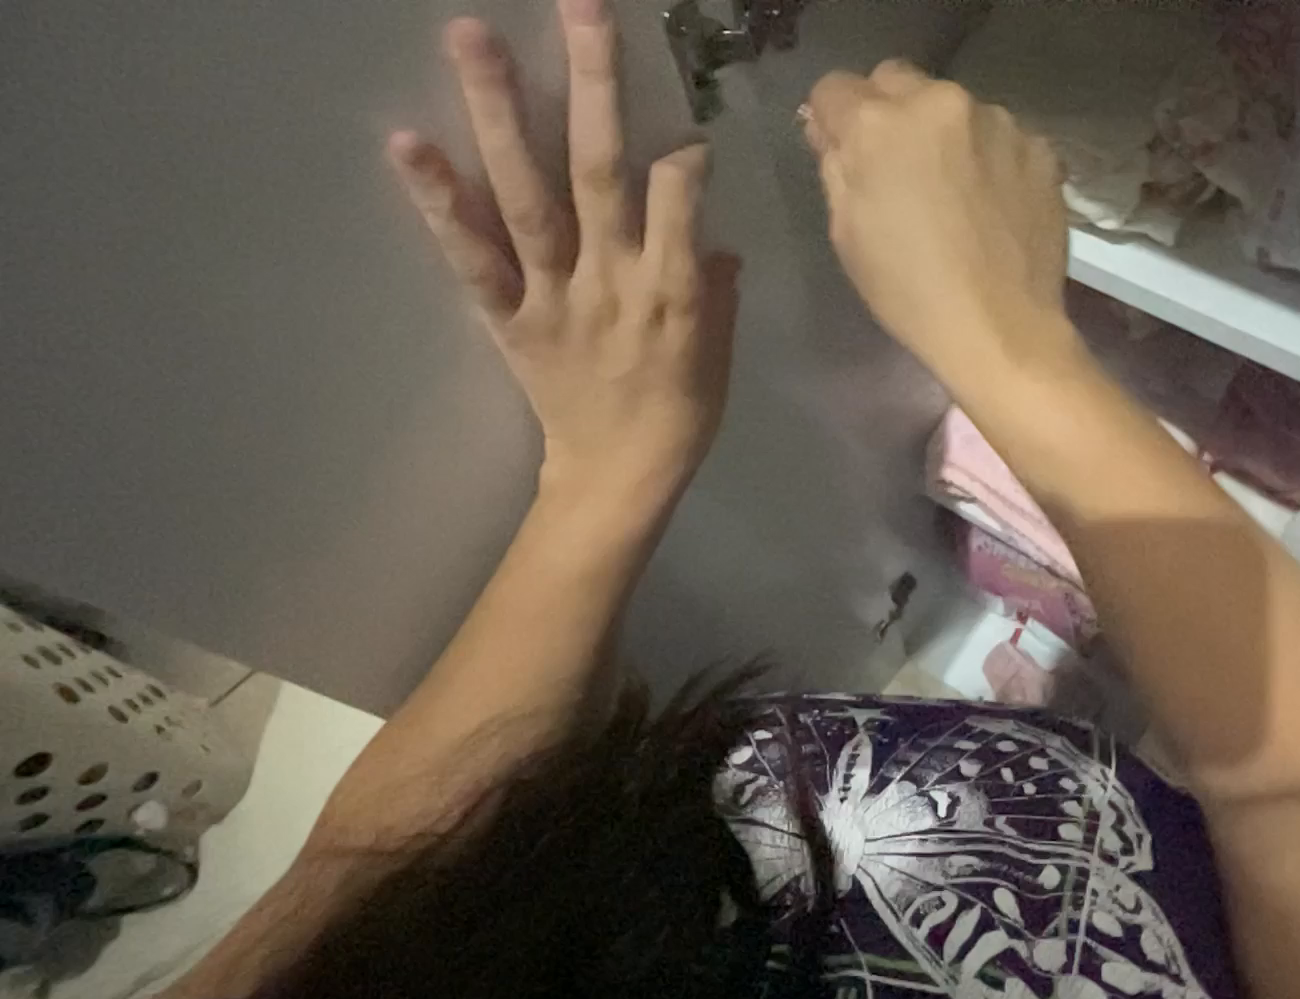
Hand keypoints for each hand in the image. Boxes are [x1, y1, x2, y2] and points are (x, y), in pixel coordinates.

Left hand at [387, 0, 738, 500]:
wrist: (619, 477)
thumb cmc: (682, 418)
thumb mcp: (720, 359)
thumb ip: (717, 293)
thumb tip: (713, 240)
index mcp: (674, 296)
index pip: (679, 201)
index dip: (681, 157)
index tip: (685, 136)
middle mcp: (613, 283)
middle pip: (600, 174)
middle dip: (594, 87)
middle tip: (579, 7)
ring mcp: (554, 297)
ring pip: (528, 198)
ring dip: (502, 117)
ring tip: (472, 36)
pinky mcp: (510, 318)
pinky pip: (473, 261)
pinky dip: (440, 205)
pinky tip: (407, 143)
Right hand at [804, 61, 1069, 376]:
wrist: (1001, 330)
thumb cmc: (912, 296)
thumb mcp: (848, 236)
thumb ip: (836, 168)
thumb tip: (833, 131)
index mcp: (878, 125)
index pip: (834, 90)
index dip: (834, 123)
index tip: (847, 156)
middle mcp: (939, 103)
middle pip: (897, 83)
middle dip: (891, 118)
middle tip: (903, 174)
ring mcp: (997, 121)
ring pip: (955, 109)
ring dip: (947, 138)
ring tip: (958, 198)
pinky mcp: (1040, 147)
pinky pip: (1003, 139)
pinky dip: (993, 161)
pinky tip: (995, 208)